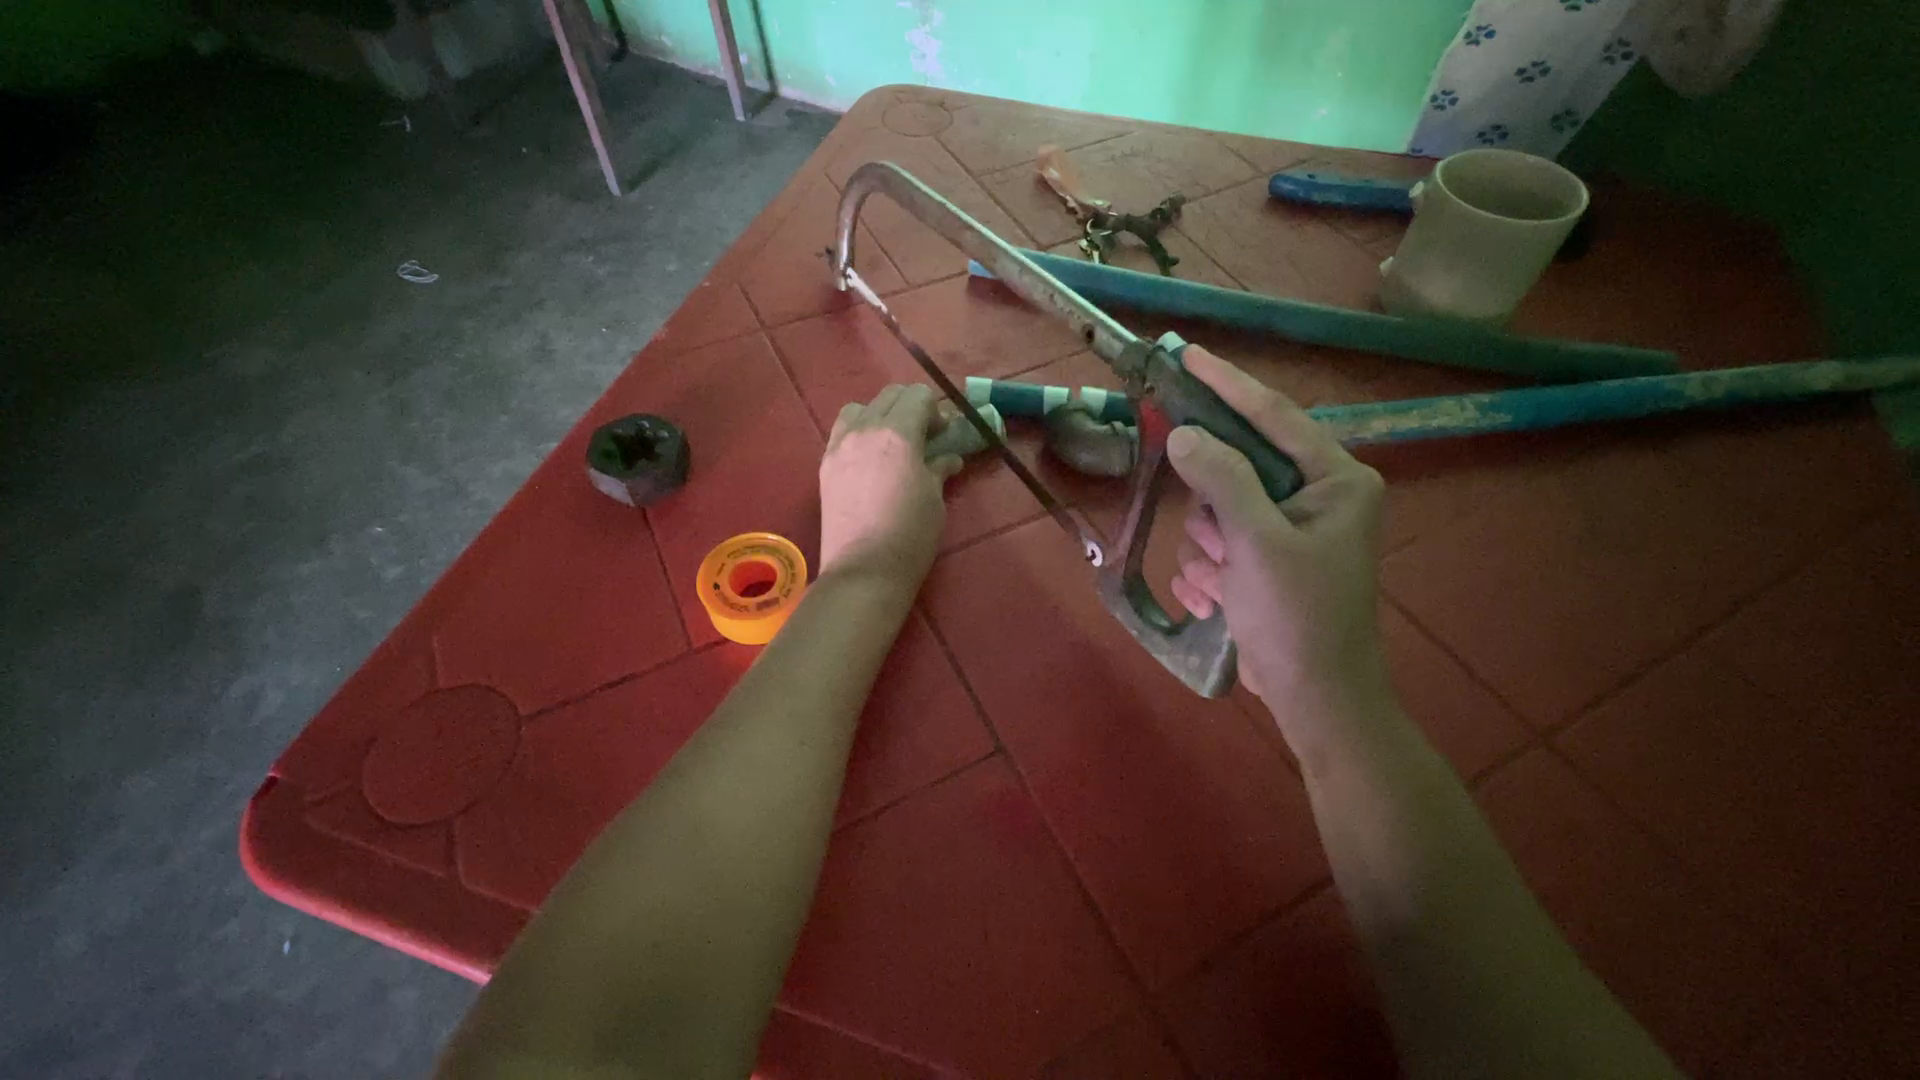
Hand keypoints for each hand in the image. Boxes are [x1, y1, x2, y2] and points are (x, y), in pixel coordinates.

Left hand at [818, 384, 962, 586]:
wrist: (864, 570)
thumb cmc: (910, 535)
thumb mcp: (934, 499)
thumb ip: (938, 468)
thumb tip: (948, 458)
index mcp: (897, 433)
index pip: (918, 396)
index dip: (936, 411)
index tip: (943, 434)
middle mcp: (864, 430)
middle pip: (888, 396)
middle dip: (910, 408)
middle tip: (923, 437)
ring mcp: (839, 446)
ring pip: (860, 408)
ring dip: (879, 416)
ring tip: (891, 444)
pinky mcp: (825, 466)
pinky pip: (841, 432)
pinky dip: (858, 433)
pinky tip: (869, 460)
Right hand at [1165, 348, 1392, 741]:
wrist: (1315, 698)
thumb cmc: (1299, 617)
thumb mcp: (1259, 543)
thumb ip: (1223, 480)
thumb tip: (1183, 434)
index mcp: (1336, 480)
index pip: (1275, 416)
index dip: (1228, 385)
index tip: (1187, 355)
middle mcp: (1316, 496)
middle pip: (1236, 468)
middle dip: (1215, 510)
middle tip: (1220, 544)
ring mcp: (1289, 531)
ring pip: (1218, 509)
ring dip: (1210, 548)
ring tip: (1229, 586)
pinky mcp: (1266, 561)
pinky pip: (1217, 543)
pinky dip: (1210, 571)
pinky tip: (1221, 602)